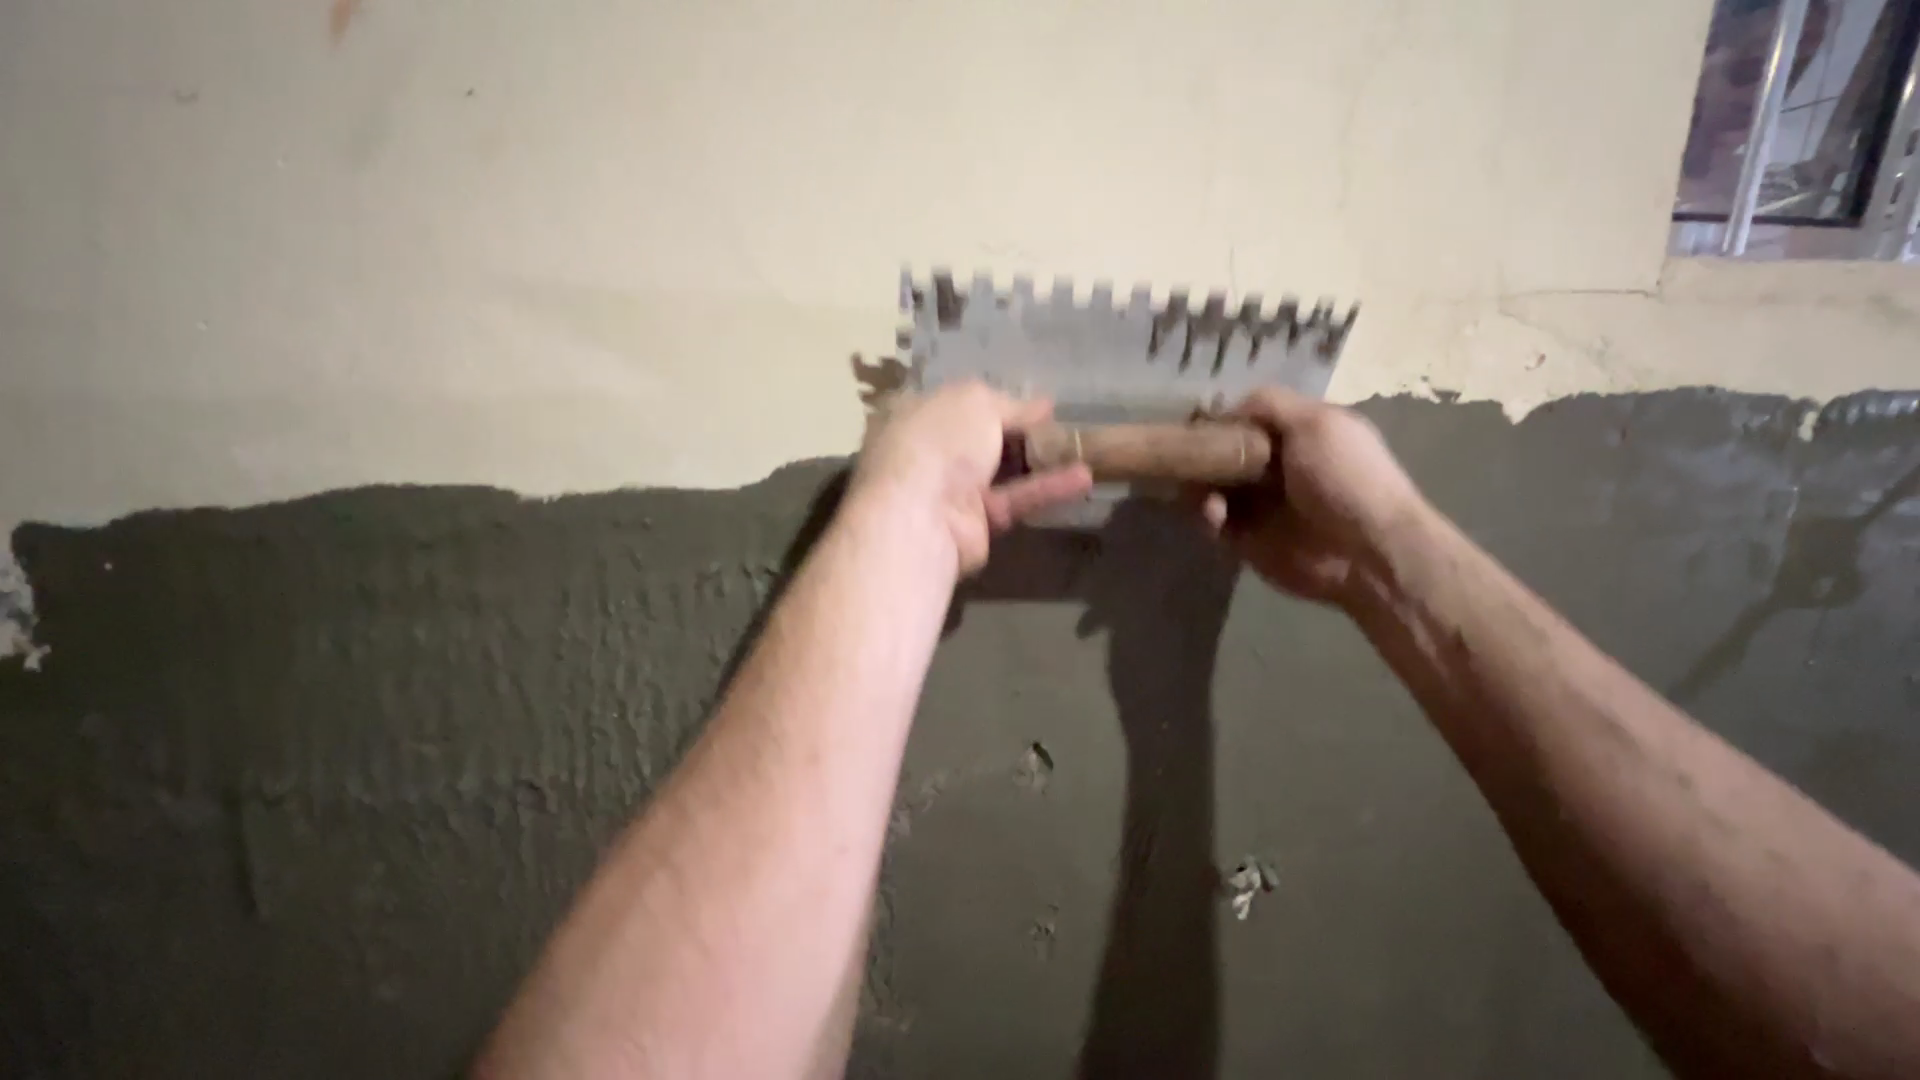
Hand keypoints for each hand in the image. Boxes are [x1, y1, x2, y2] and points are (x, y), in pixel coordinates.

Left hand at [850, 382, 1093, 574]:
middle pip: (979, 439)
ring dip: (1040, 460)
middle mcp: (928, 452)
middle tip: (1059, 424)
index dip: (992, 400)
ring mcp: (949, 491)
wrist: (919, 516)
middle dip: (1018, 432)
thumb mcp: (975, 402)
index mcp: (914, 413)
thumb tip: (1042, 405)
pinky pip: (1014, 500)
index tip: (1031, 403)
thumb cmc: (938, 441)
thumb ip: (1011, 404)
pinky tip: (1083, 477)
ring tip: (1081, 448)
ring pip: (1001, 472)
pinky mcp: (974, 525)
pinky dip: (1046, 489)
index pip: (955, 403)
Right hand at [1199, 389, 1426, 606]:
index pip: (1248, 418)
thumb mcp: (1317, 423)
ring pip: (1211, 487)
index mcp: (1297, 434)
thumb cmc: (1347, 478)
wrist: (1367, 551)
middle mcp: (1275, 466)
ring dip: (1200, 485)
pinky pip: (1214, 522)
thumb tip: (1225, 409)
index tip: (1199, 422)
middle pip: (1223, 452)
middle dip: (1203, 453)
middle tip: (1189, 457)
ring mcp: (1259, 504)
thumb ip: (1269, 404)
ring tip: (1202, 491)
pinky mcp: (1247, 538)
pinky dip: (1207, 516)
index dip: (1223, 418)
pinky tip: (1215, 515)